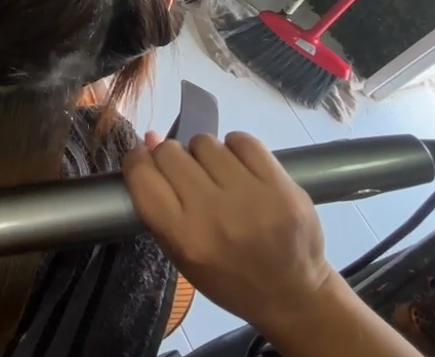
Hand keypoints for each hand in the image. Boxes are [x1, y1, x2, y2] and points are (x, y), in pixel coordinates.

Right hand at [124, 131, 338, 336]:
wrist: (295, 297)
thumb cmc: (227, 277)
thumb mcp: (180, 252)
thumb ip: (158, 198)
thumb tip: (149, 137)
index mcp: (184, 238)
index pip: (142, 173)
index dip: (139, 162)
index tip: (148, 165)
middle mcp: (215, 215)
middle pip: (171, 151)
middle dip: (173, 159)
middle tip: (190, 179)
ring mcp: (252, 199)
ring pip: (205, 141)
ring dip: (205, 155)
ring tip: (219, 177)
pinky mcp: (283, 187)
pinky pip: (243, 140)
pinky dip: (237, 149)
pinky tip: (242, 171)